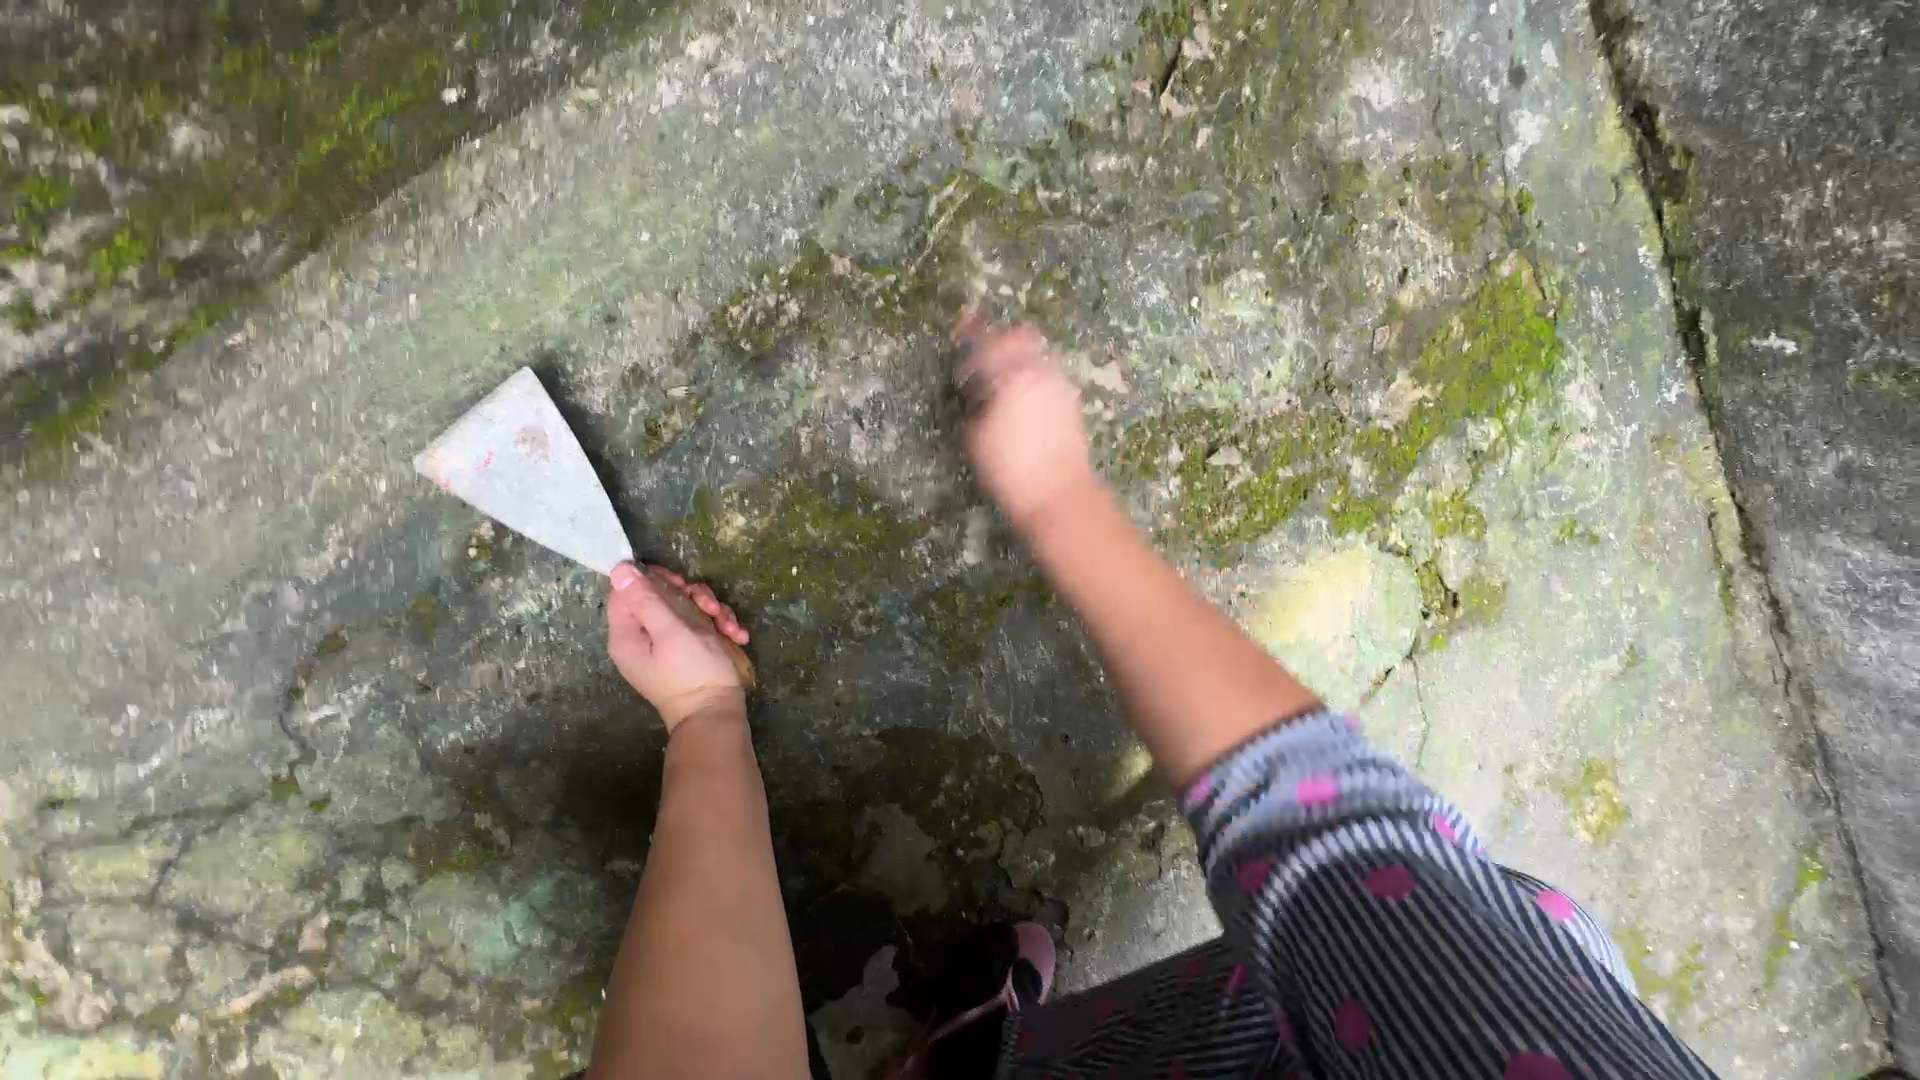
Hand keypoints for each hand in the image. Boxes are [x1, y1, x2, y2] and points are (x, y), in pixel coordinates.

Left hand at [607, 562, 751, 731]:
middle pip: (660, 597)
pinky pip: (701, 626)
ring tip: (728, 626)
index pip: (625, 592)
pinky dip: (719, 627)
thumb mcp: (671, 631)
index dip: (651, 580)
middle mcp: (643, 638)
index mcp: (627, 635)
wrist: (718, 714)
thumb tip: (619, 567)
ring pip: (686, 608)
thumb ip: (646, 599)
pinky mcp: (690, 650)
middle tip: (708, 605)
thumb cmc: (691, 673)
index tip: (678, 582)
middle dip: (691, 596)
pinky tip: (736, 636)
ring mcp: (668, 644)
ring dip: (711, 611)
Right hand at [952, 313, 1100, 531]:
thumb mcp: (977, 438)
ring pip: (1038, 358)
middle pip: (1022, 337)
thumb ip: (976, 404)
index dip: (972, 329)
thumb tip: (977, 392)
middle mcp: (1041, 373)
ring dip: (1019, 362)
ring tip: (1002, 385)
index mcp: (1013, 375)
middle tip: (985, 356)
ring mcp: (1061, 387)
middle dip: (1002, 340)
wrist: (1059, 495)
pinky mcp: (1072, 405)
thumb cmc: (1010, 469)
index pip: (989, 340)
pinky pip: (1048, 379)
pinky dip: (1033, 381)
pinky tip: (1022, 405)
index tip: (962, 322)